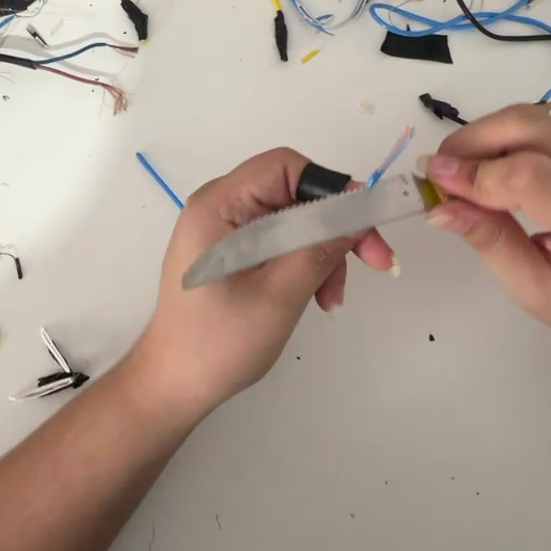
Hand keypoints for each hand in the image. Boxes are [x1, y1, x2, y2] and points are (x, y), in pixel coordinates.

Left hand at [126, 148, 395, 420]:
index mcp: (217, 205)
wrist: (174, 383)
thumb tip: (358, 216)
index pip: (283, 166)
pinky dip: (306, 262)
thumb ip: (319, 250)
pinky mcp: (234, 249)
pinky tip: (319, 298)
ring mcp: (225, 227)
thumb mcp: (279, 296)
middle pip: (293, 192)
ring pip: (294, 218)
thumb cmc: (218, 342)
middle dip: (334, 226)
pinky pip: (281, 239)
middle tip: (375, 262)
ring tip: (332, 300)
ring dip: (323, 251)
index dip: (330, 186)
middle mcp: (220, 205)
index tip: (364, 222)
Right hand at [419, 104, 550, 368]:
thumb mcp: (536, 291)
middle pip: (530, 126)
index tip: (432, 180)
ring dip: (493, 133)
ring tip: (471, 167)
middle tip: (443, 168)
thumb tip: (439, 205)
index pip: (528, 175)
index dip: (472, 172)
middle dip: (474, 141)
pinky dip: (519, 130)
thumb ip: (489, 241)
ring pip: (538, 113)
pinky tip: (507, 160)